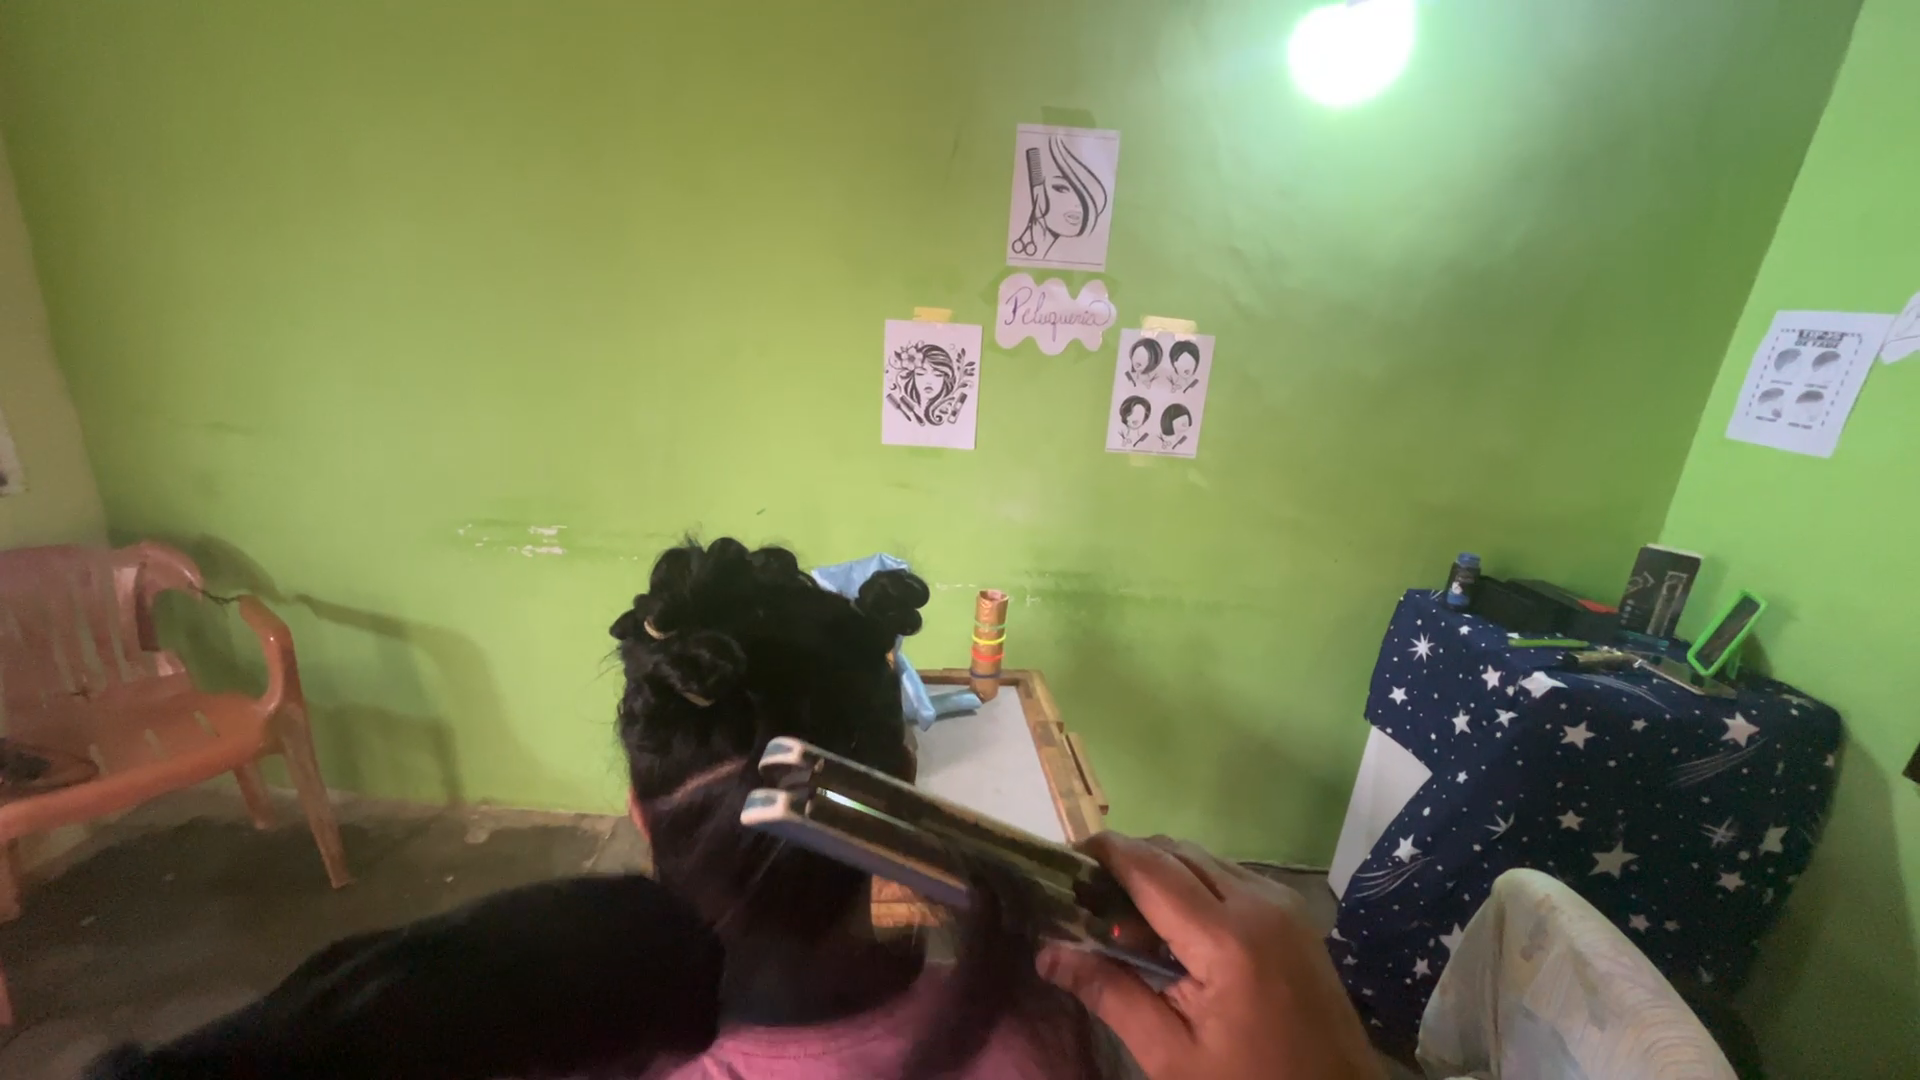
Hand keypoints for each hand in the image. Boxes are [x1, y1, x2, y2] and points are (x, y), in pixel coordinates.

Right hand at [1039, 833, 1379, 1079]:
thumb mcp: (1172, 1058)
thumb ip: (1110, 994)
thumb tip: (1047, 952)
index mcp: (1226, 939)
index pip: (1149, 866)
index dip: (1103, 852)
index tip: (1065, 859)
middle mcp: (1257, 901)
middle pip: (1173, 851)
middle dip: (1127, 860)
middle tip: (1089, 894)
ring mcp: (1280, 902)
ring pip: (1200, 857)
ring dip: (1159, 869)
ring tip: (1126, 913)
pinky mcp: (1292, 912)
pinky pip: (1227, 874)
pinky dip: (1192, 882)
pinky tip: (1175, 925)